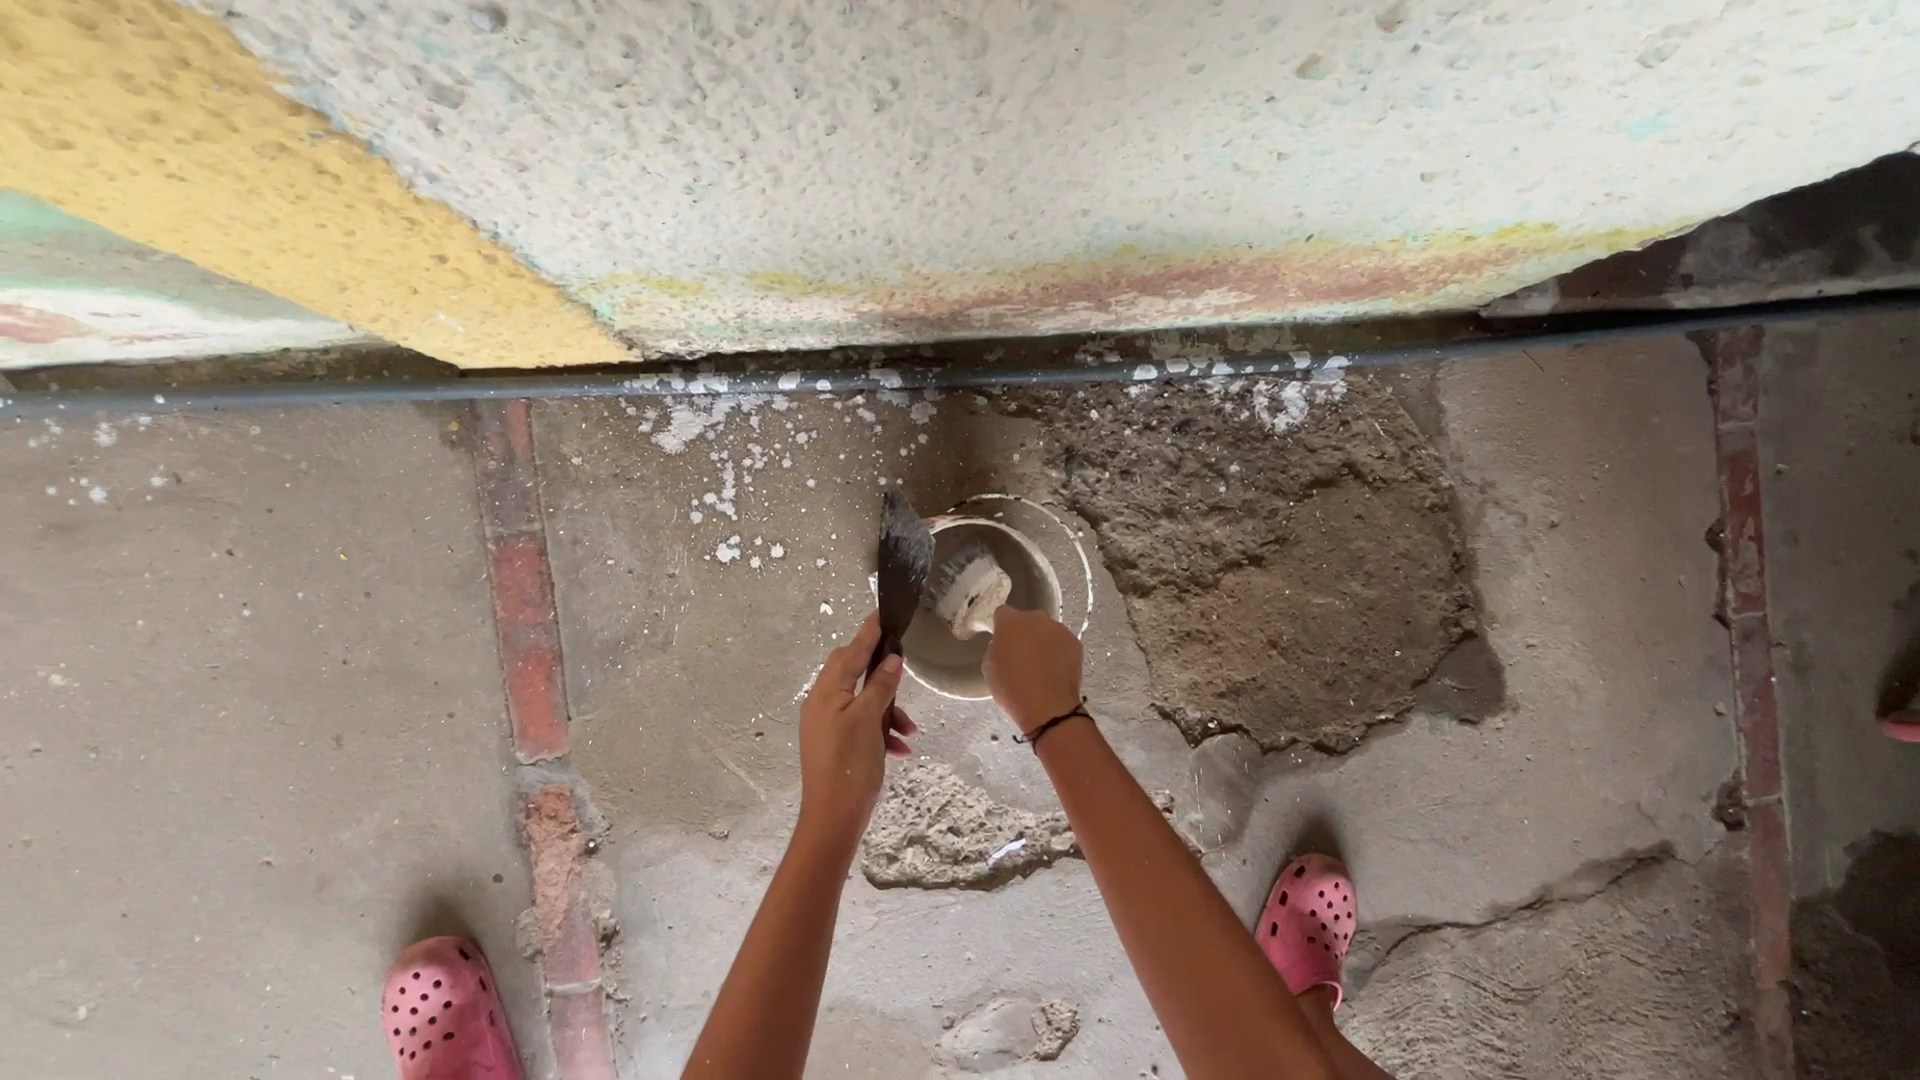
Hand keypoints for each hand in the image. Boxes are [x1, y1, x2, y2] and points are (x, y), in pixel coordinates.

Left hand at [797, 613, 917, 843]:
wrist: (833, 818)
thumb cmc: (850, 765)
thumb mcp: (869, 720)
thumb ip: (880, 686)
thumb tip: (892, 659)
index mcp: (825, 693)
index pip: (849, 652)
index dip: (868, 634)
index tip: (882, 613)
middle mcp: (822, 704)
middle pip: (853, 674)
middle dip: (883, 677)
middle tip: (902, 671)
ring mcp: (827, 725)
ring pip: (863, 703)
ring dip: (888, 711)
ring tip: (909, 729)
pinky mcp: (835, 744)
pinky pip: (862, 726)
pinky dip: (881, 731)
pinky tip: (900, 748)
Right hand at [982, 607, 1083, 734]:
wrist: (1048, 708)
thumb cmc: (1012, 688)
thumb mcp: (989, 667)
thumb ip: (996, 648)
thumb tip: (1005, 644)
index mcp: (1010, 621)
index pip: (1002, 613)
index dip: (1001, 626)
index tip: (1001, 641)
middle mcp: (1036, 618)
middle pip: (1026, 620)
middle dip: (1023, 632)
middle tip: (1021, 654)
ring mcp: (1058, 629)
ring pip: (1045, 630)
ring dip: (1041, 641)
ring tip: (1041, 664)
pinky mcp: (1075, 642)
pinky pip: (1061, 642)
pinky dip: (1058, 651)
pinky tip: (1054, 669)